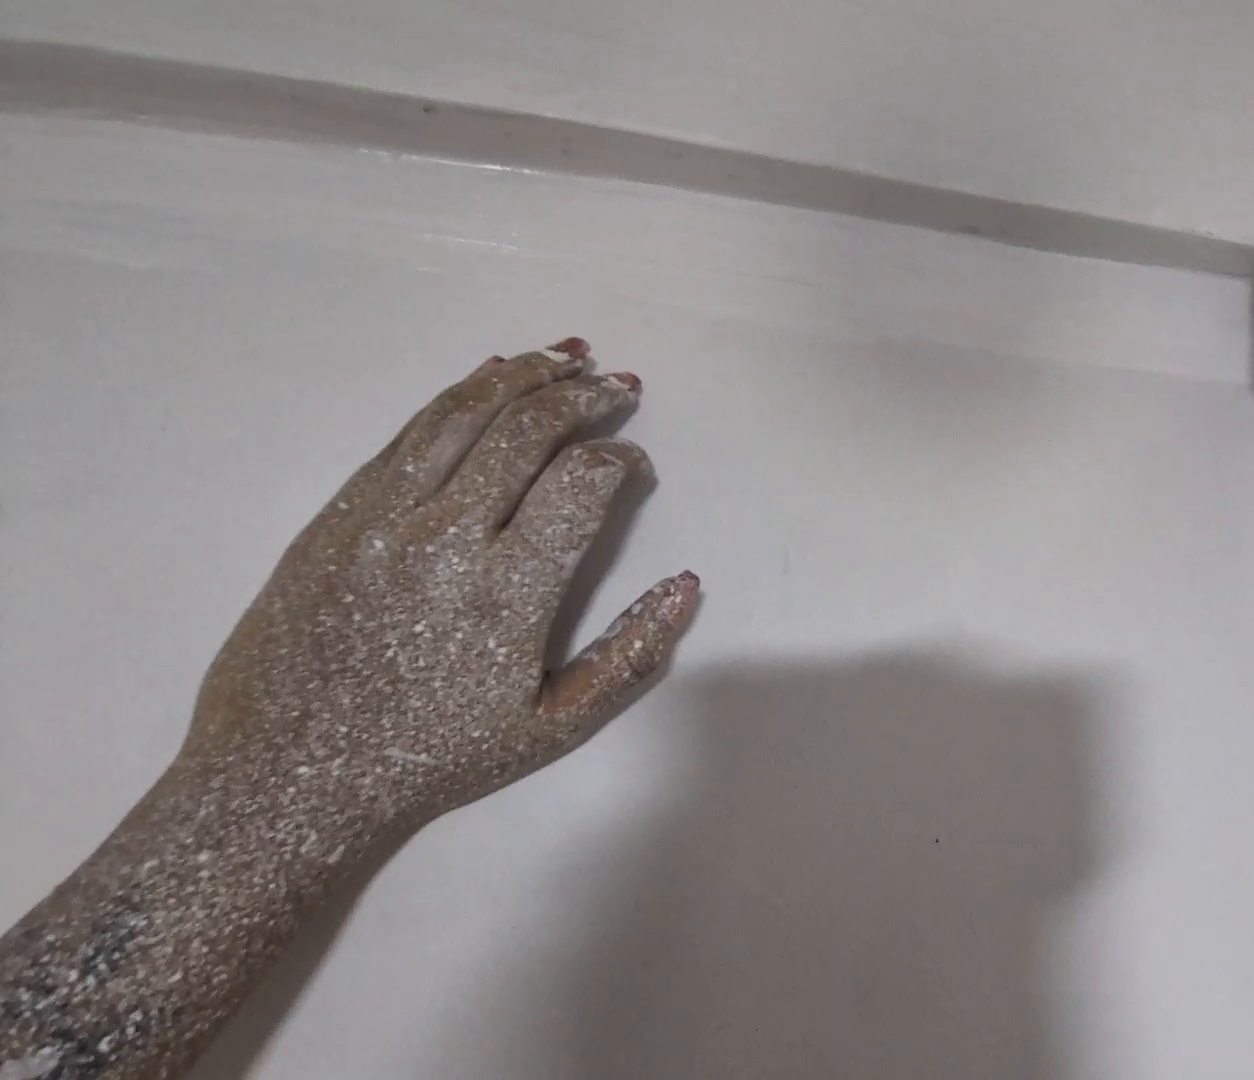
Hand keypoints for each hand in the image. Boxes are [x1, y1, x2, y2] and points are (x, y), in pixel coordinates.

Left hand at [185, 339, 698, 838]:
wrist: (282, 784)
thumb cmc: (435, 757)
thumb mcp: (556, 724)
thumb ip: (632, 653)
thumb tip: (688, 584)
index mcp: (508, 591)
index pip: (582, 483)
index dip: (621, 459)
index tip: (637, 465)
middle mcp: (446, 538)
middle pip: (527, 432)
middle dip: (584, 398)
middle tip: (620, 384)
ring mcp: (382, 519)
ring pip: (464, 416)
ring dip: (524, 376)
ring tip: (567, 354)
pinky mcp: (338, 515)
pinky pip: (407, 434)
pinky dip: (458, 393)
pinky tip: (490, 374)